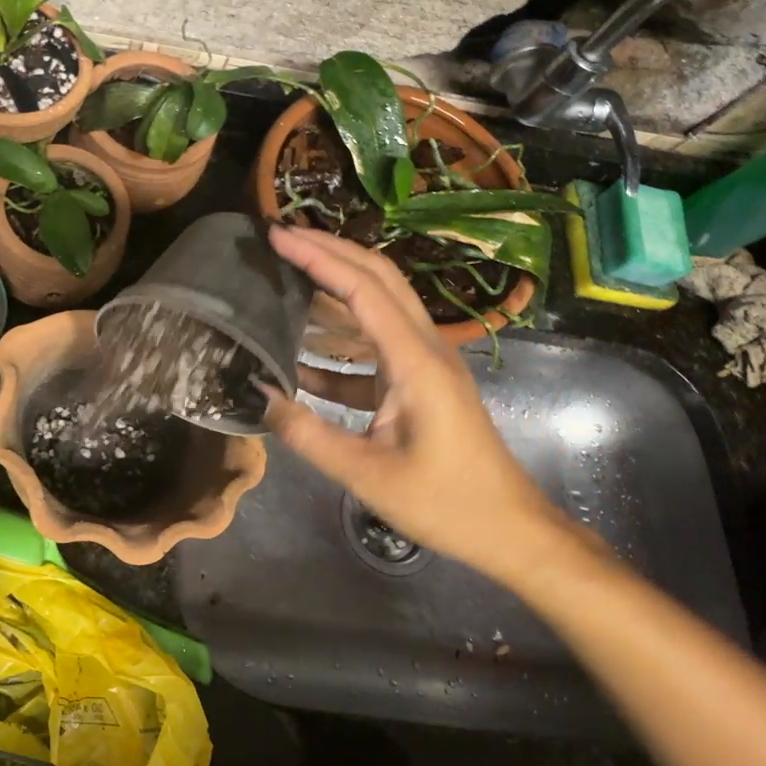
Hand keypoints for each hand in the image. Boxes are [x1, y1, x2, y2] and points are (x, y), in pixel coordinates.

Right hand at [263, 225, 588, 579]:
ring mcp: (425, 362)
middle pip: (377, 278)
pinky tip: (301, 352)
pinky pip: (376, 343)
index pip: (362, 290)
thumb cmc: (444, 503)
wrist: (510, 529)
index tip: (277, 235)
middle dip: (329, 250)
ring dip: (334, 284)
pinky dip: (339, 337)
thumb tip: (255, 391)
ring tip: (285, 274)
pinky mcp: (420, 381)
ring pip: (379, 303)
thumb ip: (306, 432)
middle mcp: (424, 348)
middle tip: (279, 237)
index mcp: (415, 362)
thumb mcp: (365, 474)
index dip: (318, 258)